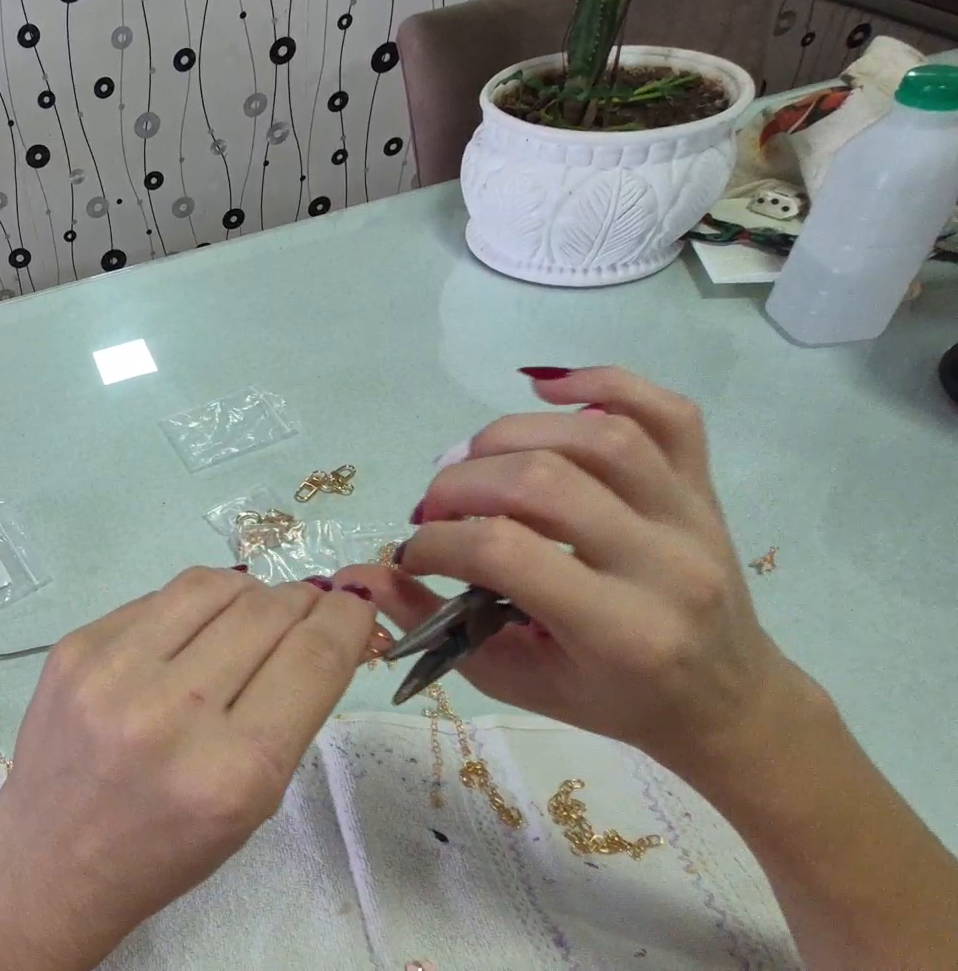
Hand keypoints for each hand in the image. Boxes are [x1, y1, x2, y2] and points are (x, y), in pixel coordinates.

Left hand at [0, 567, 379, 970]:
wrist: (51, 857)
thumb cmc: (164, 847)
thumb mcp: (250, 802)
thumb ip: (288, 712)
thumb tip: (320, 626)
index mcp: (233, 771)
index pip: (313, 659)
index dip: (346, 619)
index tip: (355, 606)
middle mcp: (170, 710)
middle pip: (264, 611)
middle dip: (300, 600)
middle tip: (306, 606)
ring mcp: (111, 670)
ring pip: (206, 584)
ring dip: (245, 590)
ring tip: (251, 609)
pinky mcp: (73, 646)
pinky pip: (152, 599)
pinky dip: (187, 606)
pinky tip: (189, 629)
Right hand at [357, 366, 811, 775]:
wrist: (723, 700)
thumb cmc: (606, 697)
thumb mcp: (507, 679)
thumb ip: (427, 622)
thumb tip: (359, 575)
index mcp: (620, 629)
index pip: (503, 552)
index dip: (435, 543)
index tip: (413, 556)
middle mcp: (665, 563)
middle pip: (541, 480)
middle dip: (457, 486)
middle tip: (434, 513)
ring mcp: (692, 516)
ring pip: (596, 435)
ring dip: (506, 437)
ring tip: (471, 465)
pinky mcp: (704, 487)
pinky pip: (667, 412)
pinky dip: (602, 384)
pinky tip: (544, 390)